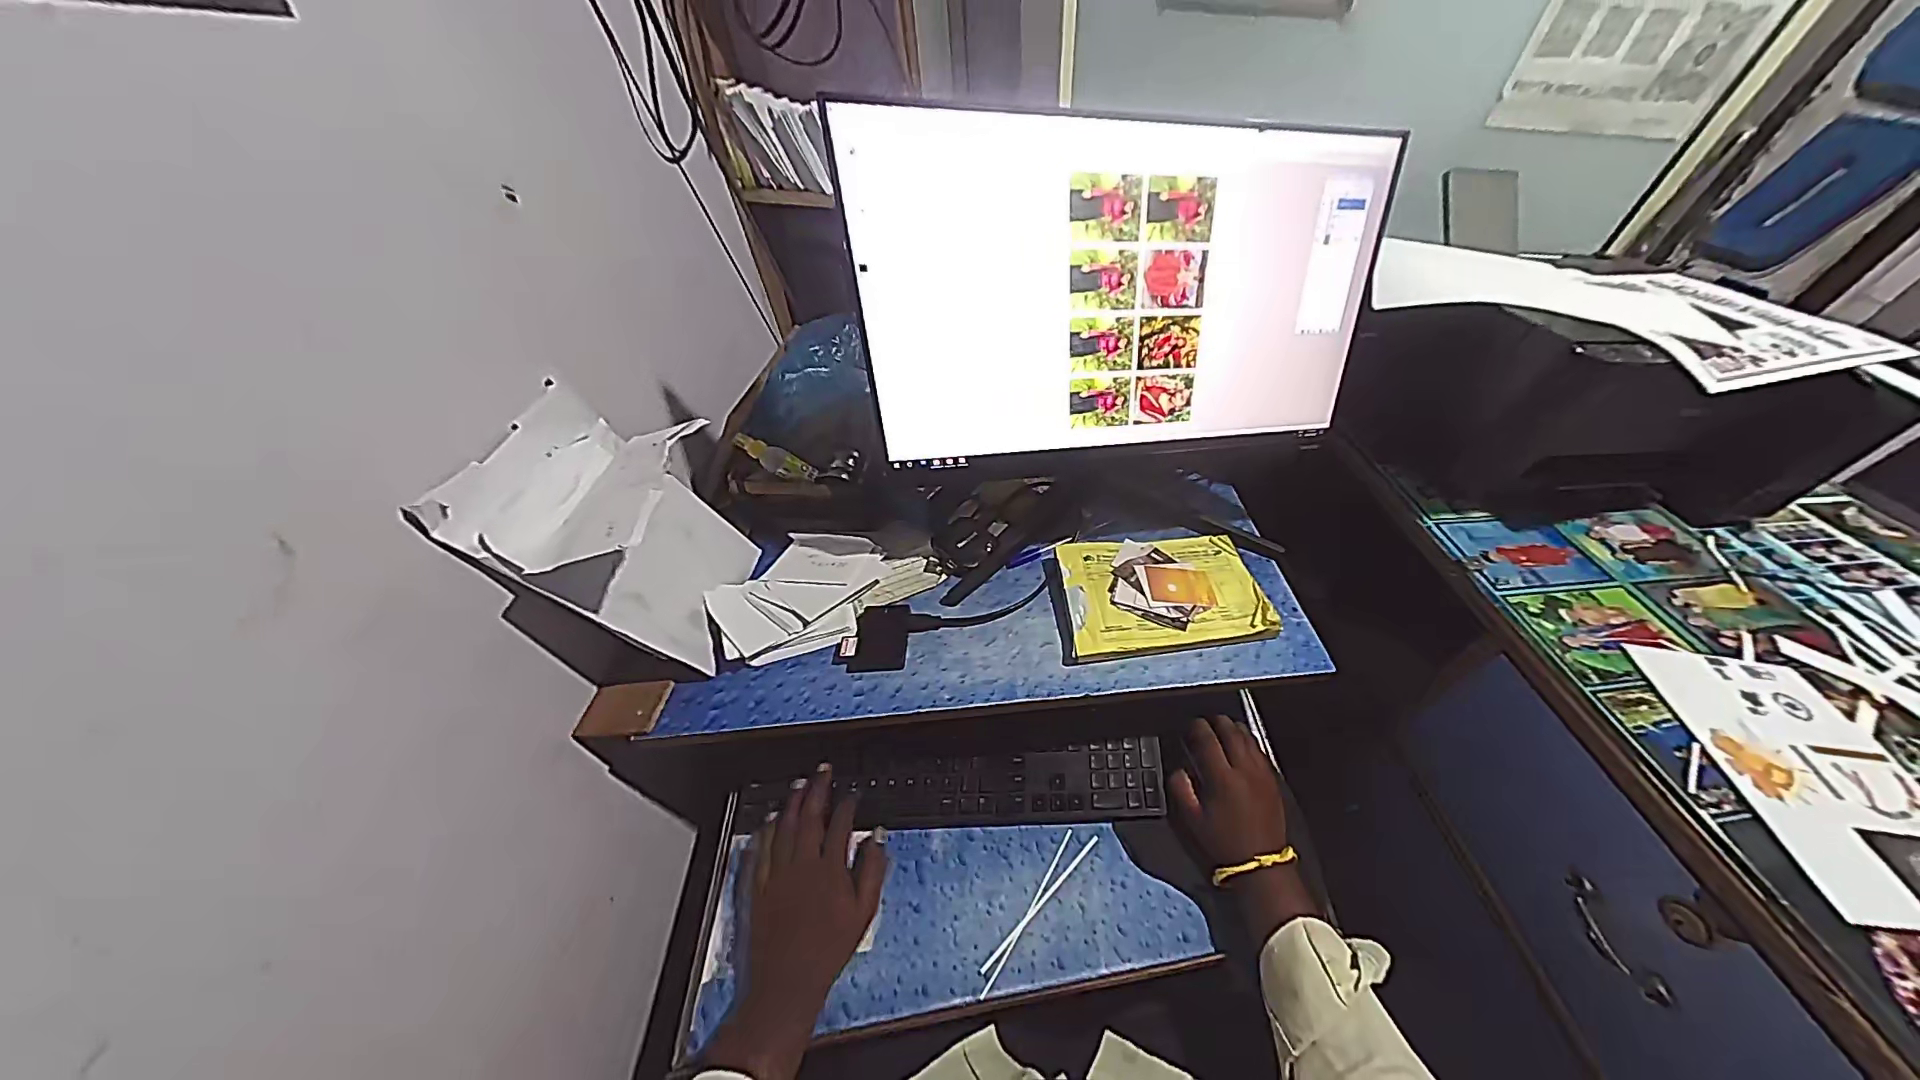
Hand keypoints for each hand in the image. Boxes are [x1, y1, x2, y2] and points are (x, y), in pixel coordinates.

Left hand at [701, 766, 888, 1079]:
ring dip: (792, 802)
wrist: (787, 982)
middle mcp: (802, 865)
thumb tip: (876, 838)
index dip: (848, 804)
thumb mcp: (863, 912)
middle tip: (823, 771)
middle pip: (809, 816)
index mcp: (830, 870)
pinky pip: (761, 847)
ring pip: (784, 826)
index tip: (852, 794)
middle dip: (818, 788)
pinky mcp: (759, 885)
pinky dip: (767, 829)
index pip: (840, 824)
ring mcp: (778, 873)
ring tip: (799, 784)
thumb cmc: (828, 951)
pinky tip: (771, 818)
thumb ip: (872, 870)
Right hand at [1170, 716, 1317, 943]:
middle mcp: (1243, 771)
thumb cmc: (1224, 843)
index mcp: (1221, 778)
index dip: (1196, 727)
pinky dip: (1249, 741)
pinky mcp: (1273, 781)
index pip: (1207, 739)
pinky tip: (1242, 744)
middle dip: (1215, 721)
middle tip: (1205, 722)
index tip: (1190, 726)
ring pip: (1248, 737)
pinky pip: (1260, 750)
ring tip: (1223, 727)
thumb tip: (1178, 770)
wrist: (1260, 863)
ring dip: (1233, 728)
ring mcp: (1261, 774)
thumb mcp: (1191, 819)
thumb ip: (1180, 788)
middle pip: (1230, 731)